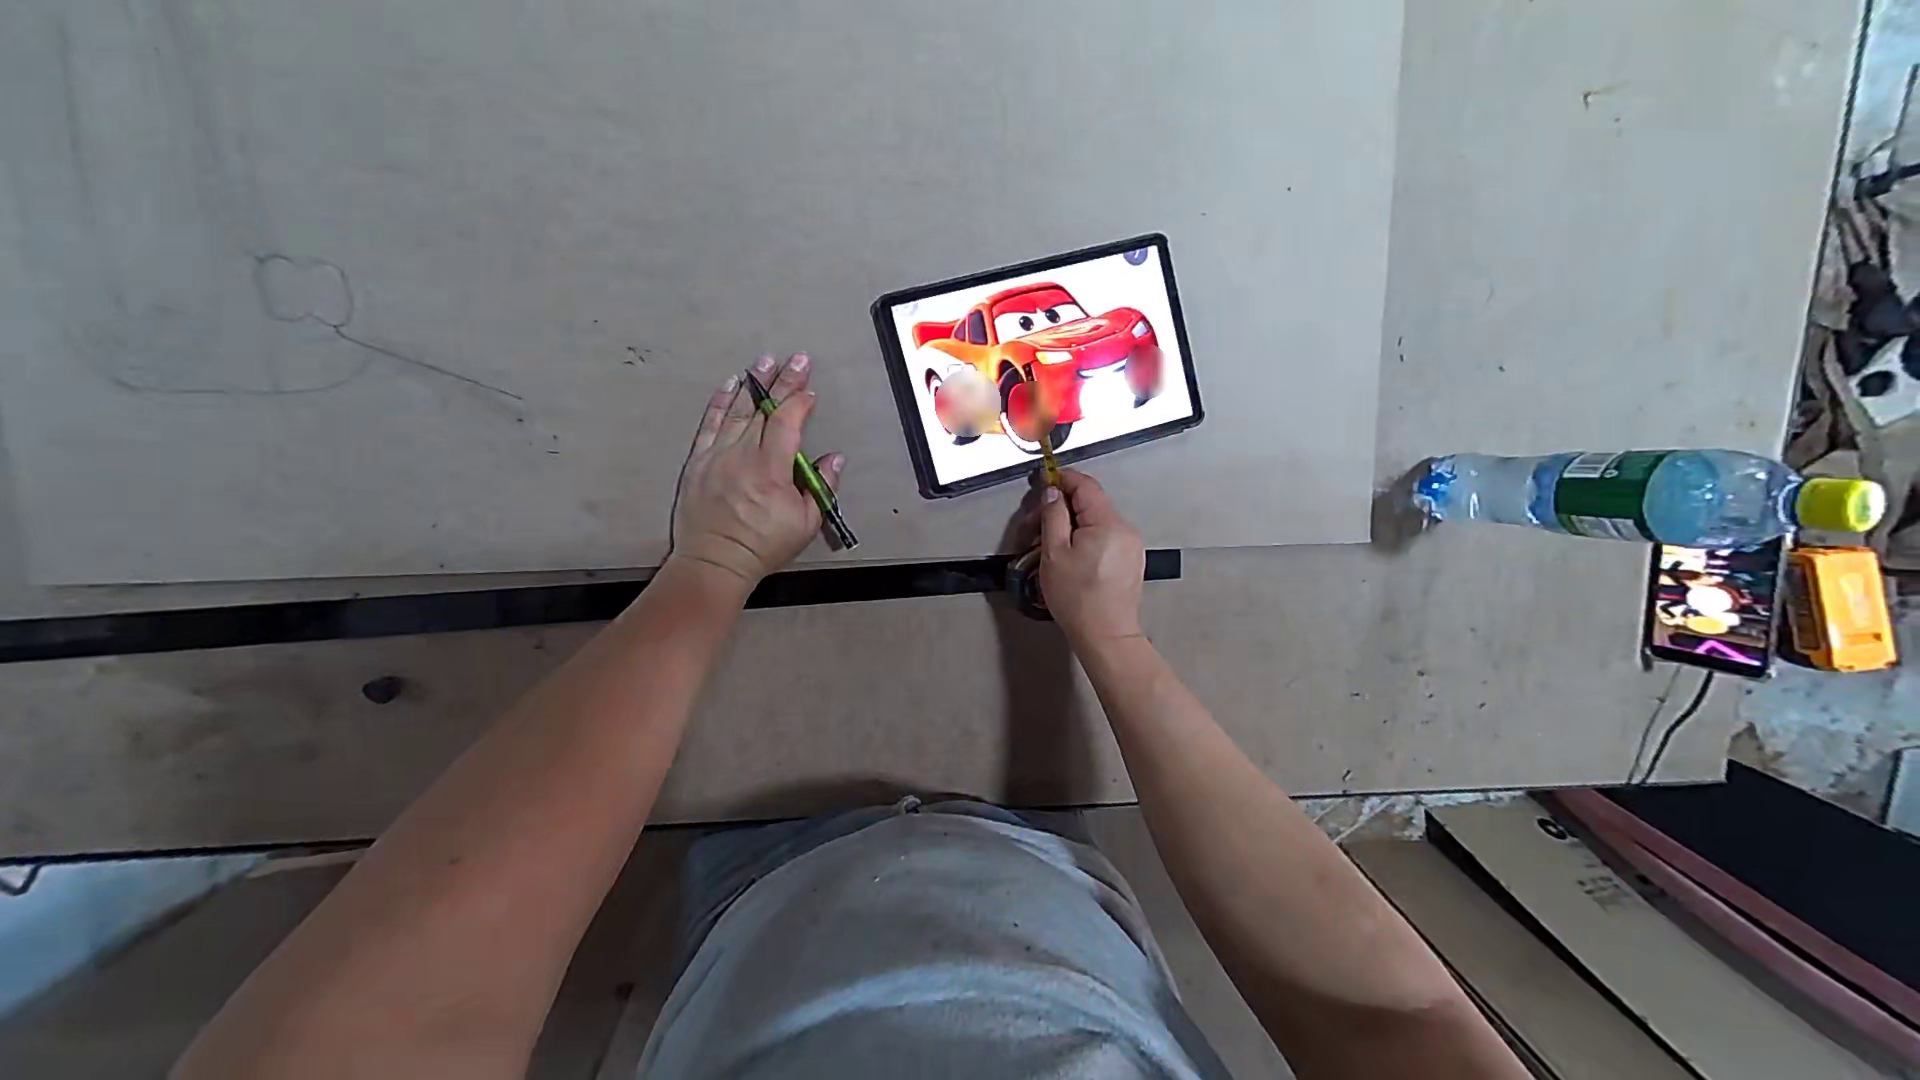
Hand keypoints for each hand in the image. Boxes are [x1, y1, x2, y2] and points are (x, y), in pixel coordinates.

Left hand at [670, 353, 844, 587]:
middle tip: (796, 359)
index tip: (811, 392)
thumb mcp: (805, 523)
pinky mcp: (698, 462)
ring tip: (764, 363)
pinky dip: (719, 403)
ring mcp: (716, 456)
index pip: (787, 423)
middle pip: (764, 410)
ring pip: (737, 411)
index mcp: (770, 470)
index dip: (800, 403)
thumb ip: (822, 487)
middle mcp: (742, 455)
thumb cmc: (763, 546)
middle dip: (783, 382)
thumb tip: (834, 458)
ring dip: (753, 385)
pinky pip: (709, 424)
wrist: (715, 561)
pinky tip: (730, 386)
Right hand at [1037, 469, 1145, 646]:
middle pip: (1091, 503)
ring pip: (1096, 521)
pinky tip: (1068, 555)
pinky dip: (1085, 538)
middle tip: (1035, 525)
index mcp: (1107, 524)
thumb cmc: (1078, 600)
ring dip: (1071, 525)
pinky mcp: (1130, 558)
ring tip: (1049, 545)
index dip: (1062, 480)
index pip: (1086, 486)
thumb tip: (1052, 493)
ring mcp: (1130, 544)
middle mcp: (1124, 529)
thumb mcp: (1054, 553)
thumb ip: (1053, 516)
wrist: (1105, 635)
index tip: (1044, 481)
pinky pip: (1105, 536)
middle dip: (1061, 508)